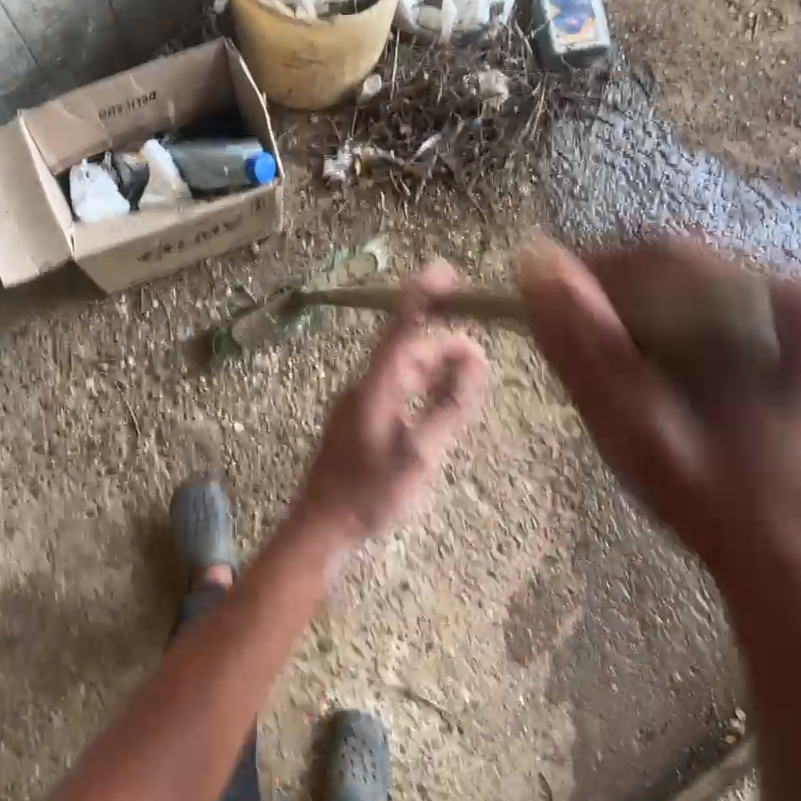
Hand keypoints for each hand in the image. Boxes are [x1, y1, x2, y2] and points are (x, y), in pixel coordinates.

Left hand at [295, 262, 489, 542]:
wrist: (321, 528)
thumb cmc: (368, 494)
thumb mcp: (420, 454)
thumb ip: (449, 407)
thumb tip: (477, 363)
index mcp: (373, 388)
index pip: (401, 330)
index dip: (422, 298)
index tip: (445, 272)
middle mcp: (362, 389)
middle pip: (405, 353)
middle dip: (443, 348)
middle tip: (480, 362)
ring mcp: (357, 408)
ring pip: (400, 375)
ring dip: (433, 373)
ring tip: (466, 384)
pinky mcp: (357, 427)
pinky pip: (394, 395)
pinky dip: (420, 393)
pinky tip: (438, 410)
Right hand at [518, 238, 800, 594]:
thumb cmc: (723, 508)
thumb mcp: (641, 431)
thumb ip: (587, 347)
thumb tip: (534, 263)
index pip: (672, 257)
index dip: (594, 273)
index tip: (540, 299)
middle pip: (694, 275)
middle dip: (627, 311)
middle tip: (584, 359)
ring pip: (712, 295)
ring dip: (655, 327)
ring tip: (622, 378)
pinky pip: (739, 317)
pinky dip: (691, 342)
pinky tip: (669, 384)